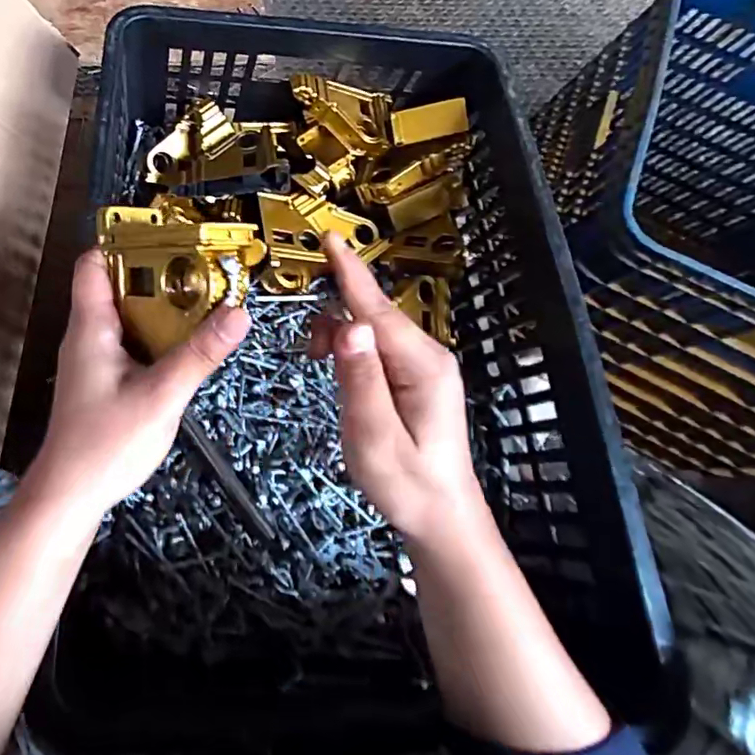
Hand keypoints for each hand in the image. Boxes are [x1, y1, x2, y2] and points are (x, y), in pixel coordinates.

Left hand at [26, 249, 251, 518]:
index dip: (127, 242)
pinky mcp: (106, 376)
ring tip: (202, 301)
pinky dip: (159, 334)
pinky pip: (134, 339)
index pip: (94, 262)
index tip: (169, 238)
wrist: (71, 493)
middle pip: (119, 283)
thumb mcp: (161, 396)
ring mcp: (96, 356)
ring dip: (163, 306)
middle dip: (160, 274)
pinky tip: (186, 344)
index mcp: (91, 327)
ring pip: (130, 313)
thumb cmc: (102, 446)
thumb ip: (199, 354)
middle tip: (201, 270)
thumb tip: (236, 314)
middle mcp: (89, 334)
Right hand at [308, 232, 488, 546]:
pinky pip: (373, 344)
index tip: (331, 241)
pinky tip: (341, 371)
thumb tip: (349, 326)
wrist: (440, 514)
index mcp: (422, 367)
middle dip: (334, 320)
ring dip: (339, 337)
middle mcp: (426, 356)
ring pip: (369, 328)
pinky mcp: (412, 373)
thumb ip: (360, 380)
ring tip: (324, 368)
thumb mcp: (374, 437)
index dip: (350, 272)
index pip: (377, 308)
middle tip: (313, 353)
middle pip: (371, 314)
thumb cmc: (410, 484)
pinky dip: (348, 348)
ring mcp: (421, 364)